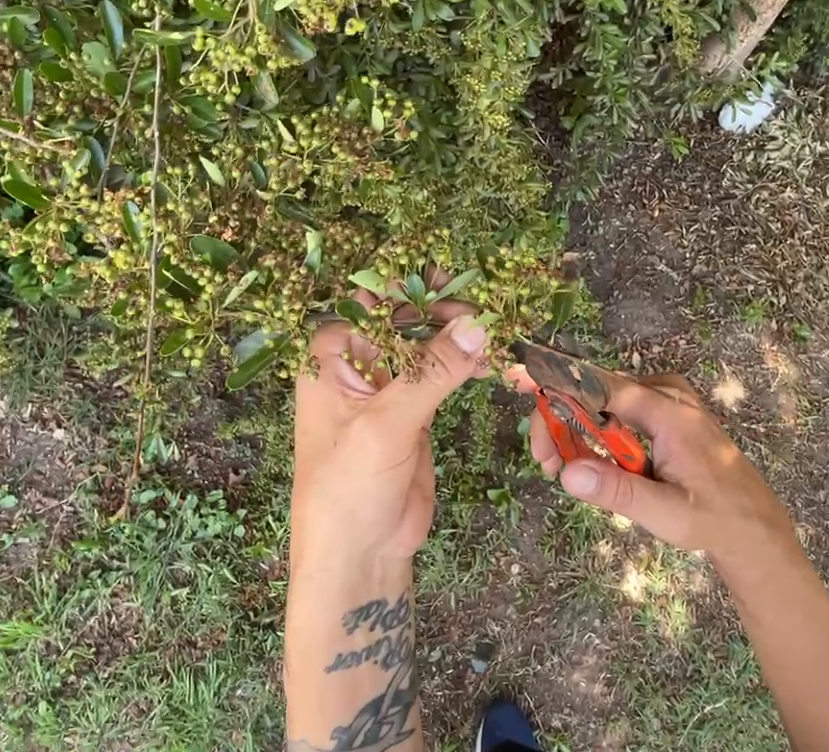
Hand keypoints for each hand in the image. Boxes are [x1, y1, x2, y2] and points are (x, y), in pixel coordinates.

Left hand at [291, 308, 489, 569]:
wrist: (359, 553)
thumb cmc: (349, 485)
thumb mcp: (386, 424)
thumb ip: (432, 372)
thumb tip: (479, 325)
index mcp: (332, 353)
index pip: (373, 300)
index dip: (412, 282)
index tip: (457, 275)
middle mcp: (357, 360)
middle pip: (404, 316)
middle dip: (443, 307)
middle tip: (486, 309)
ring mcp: (388, 383)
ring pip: (427, 341)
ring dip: (458, 332)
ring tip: (496, 326)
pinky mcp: (415, 407)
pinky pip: (442, 371)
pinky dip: (465, 361)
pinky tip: (491, 356)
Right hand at [520, 371, 790, 565]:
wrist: (756, 530)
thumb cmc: (716, 522)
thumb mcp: (667, 514)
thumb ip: (618, 493)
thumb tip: (567, 472)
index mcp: (669, 412)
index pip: (601, 387)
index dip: (558, 383)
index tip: (519, 384)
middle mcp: (667, 396)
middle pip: (597, 392)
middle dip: (561, 420)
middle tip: (544, 463)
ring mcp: (668, 403)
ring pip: (605, 401)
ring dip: (576, 429)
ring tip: (561, 468)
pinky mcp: (667, 415)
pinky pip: (620, 412)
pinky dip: (596, 432)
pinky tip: (590, 462)